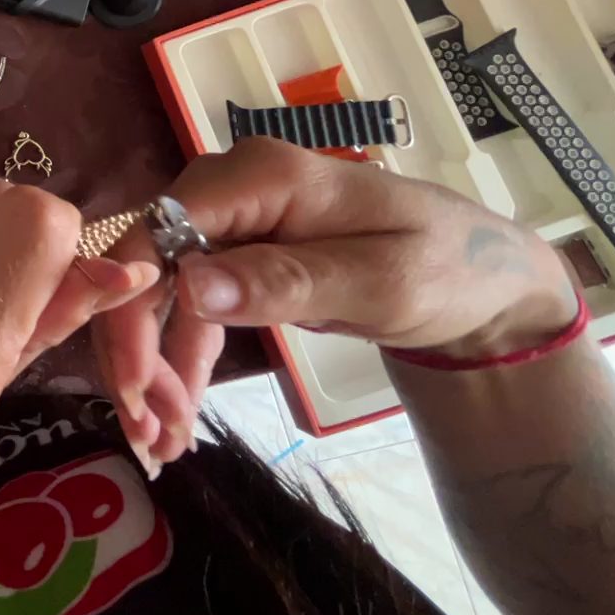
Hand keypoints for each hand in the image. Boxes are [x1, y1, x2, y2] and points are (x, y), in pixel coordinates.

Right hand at [98, 139, 578, 462]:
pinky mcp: (225, 258)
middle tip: (150, 428)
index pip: (157, 232)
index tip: (135, 383)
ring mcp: (219, 224)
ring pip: (155, 293)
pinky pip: (186, 308)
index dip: (129, 304)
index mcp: (255, 179)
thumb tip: (187, 286)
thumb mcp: (380, 282)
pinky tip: (175, 410)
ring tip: (159, 436)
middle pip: (145, 266)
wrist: (484, 278)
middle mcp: (220, 192)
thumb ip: (283, 281)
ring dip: (150, 362)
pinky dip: (176, 358)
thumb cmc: (448, 268)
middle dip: (136, 347)